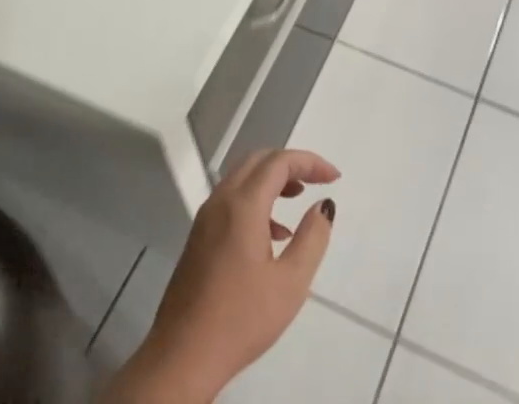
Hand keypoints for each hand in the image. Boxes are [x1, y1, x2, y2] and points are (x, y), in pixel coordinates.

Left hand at [105, 150, 339, 402]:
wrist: (184, 355)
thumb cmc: (242, 319)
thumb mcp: (291, 281)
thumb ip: (312, 237)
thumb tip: (323, 205)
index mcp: (242, 206)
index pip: (278, 162)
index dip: (310, 162)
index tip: (334, 178)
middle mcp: (219, 203)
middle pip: (256, 162)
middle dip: (290, 165)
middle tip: (317, 181)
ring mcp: (204, 220)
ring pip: (241, 180)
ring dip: (272, 182)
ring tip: (298, 202)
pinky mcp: (198, 239)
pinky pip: (230, 203)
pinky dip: (256, 202)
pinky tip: (273, 236)